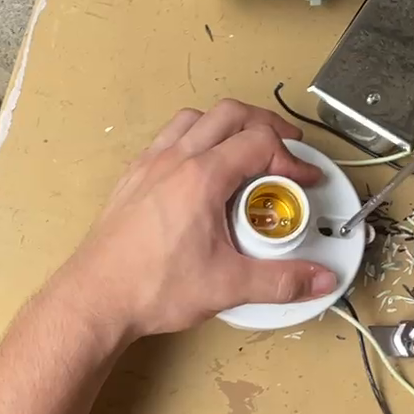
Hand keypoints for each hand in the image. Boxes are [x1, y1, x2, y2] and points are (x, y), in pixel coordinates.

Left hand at [55, 100, 337, 341]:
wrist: (95, 298)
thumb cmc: (150, 287)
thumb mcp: (228, 286)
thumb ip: (281, 280)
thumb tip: (318, 279)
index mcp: (201, 177)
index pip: (259, 143)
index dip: (292, 158)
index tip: (304, 180)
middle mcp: (174, 160)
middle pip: (230, 114)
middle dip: (266, 125)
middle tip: (286, 148)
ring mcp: (149, 165)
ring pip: (195, 118)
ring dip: (227, 125)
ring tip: (246, 149)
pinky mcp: (133, 178)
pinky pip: (169, 137)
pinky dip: (195, 138)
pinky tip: (201, 168)